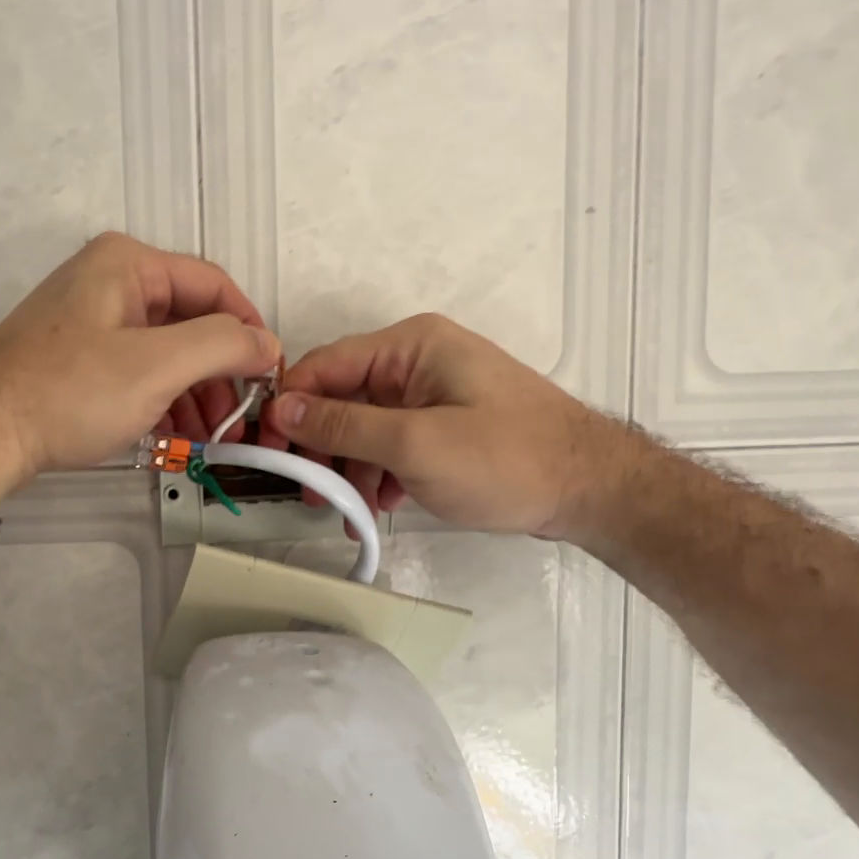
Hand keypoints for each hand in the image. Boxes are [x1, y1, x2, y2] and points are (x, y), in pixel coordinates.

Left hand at [0, 232, 280, 501]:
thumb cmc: (70, 393)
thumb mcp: (157, 366)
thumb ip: (222, 345)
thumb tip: (268, 344)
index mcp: (128, 264)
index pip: (214, 284)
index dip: (249, 329)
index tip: (269, 377)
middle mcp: (108, 281)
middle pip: (188, 321)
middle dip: (219, 373)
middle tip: (238, 422)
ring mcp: (88, 320)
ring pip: (163, 351)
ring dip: (192, 394)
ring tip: (208, 439)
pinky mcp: (74, 357)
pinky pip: (134, 370)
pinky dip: (159, 400)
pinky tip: (172, 437)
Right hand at [262, 313, 635, 539]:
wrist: (590, 490)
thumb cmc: (506, 460)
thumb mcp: (413, 443)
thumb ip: (342, 424)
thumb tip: (280, 406)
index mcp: (410, 347)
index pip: (324, 366)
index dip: (288, 407)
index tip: (268, 452)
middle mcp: (416, 362)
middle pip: (340, 398)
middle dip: (319, 446)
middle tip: (308, 492)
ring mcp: (431, 395)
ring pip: (363, 427)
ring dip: (347, 468)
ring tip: (343, 510)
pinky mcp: (443, 427)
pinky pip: (390, 444)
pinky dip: (376, 474)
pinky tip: (375, 506)